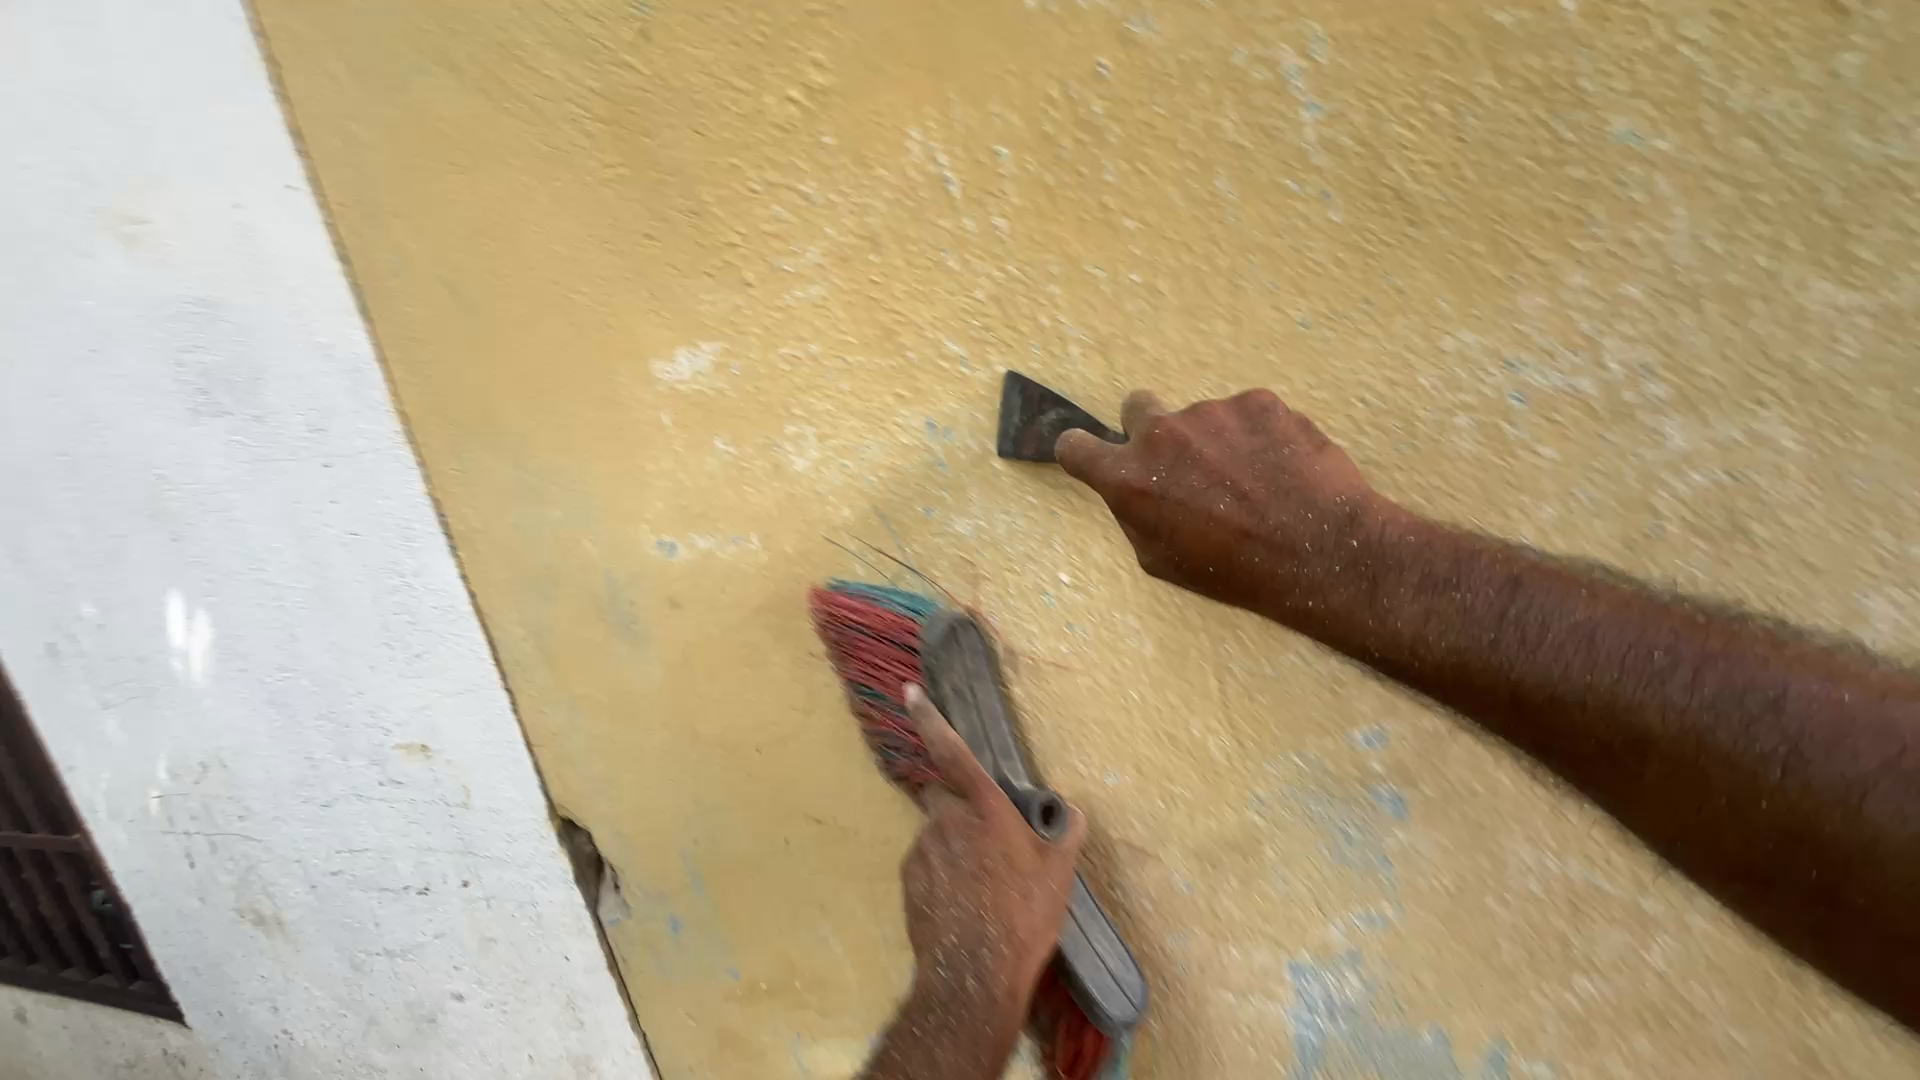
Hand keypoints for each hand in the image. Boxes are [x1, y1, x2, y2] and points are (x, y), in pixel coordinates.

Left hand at [897, 684, 1087, 1052]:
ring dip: (951, 844)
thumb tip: (1074, 812)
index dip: (930, 719)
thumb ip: (1066, 834)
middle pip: (942, 795)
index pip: (953, 752)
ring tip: (978, 885)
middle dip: (957, 805)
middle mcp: (947, 820)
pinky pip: (924, 863)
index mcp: (983, 807)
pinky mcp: (908, 880)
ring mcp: (922, 850)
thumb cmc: (1023, 914)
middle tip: (984, 839)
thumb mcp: (1059, 874)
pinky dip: (939, 873)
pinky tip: (959, 903)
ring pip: (934, 832)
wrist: (975, 974)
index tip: (910, 691)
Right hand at [1055, 388, 1394, 620]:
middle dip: (1150, 429)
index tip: (1093, 456)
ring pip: (1201, 417)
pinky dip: (1256, 435)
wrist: (1319, 553)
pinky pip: (1245, 414)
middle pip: (1135, 406)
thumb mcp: (1161, 561)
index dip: (1081, 451)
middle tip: (1184, 463)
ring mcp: (1211, 411)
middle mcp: (1160, 434)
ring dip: (1214, 440)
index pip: (1074, 446)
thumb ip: (1135, 515)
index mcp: (1128, 479)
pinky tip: (1279, 468)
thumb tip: (1134, 491)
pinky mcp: (1258, 401)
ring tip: (1251, 480)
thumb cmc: (1233, 570)